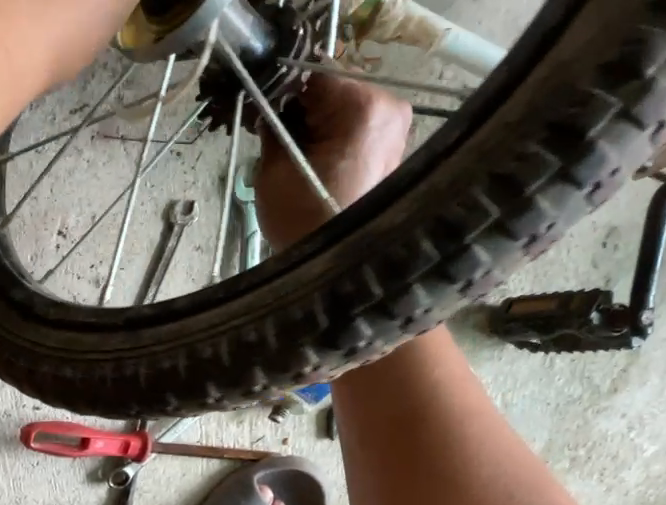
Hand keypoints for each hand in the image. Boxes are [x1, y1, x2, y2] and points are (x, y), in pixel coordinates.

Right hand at [256, 75, 412, 249]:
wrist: (335, 264)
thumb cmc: (301, 217)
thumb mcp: (273, 170)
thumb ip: (273, 129)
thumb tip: (272, 111)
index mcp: (363, 105)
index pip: (315, 77)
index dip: (285, 95)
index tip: (268, 118)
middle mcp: (390, 108)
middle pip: (335, 93)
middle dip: (306, 113)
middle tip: (281, 143)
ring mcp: (397, 130)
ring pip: (346, 112)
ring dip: (319, 129)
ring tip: (298, 160)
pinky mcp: (394, 151)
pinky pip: (358, 132)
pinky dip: (335, 142)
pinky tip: (316, 168)